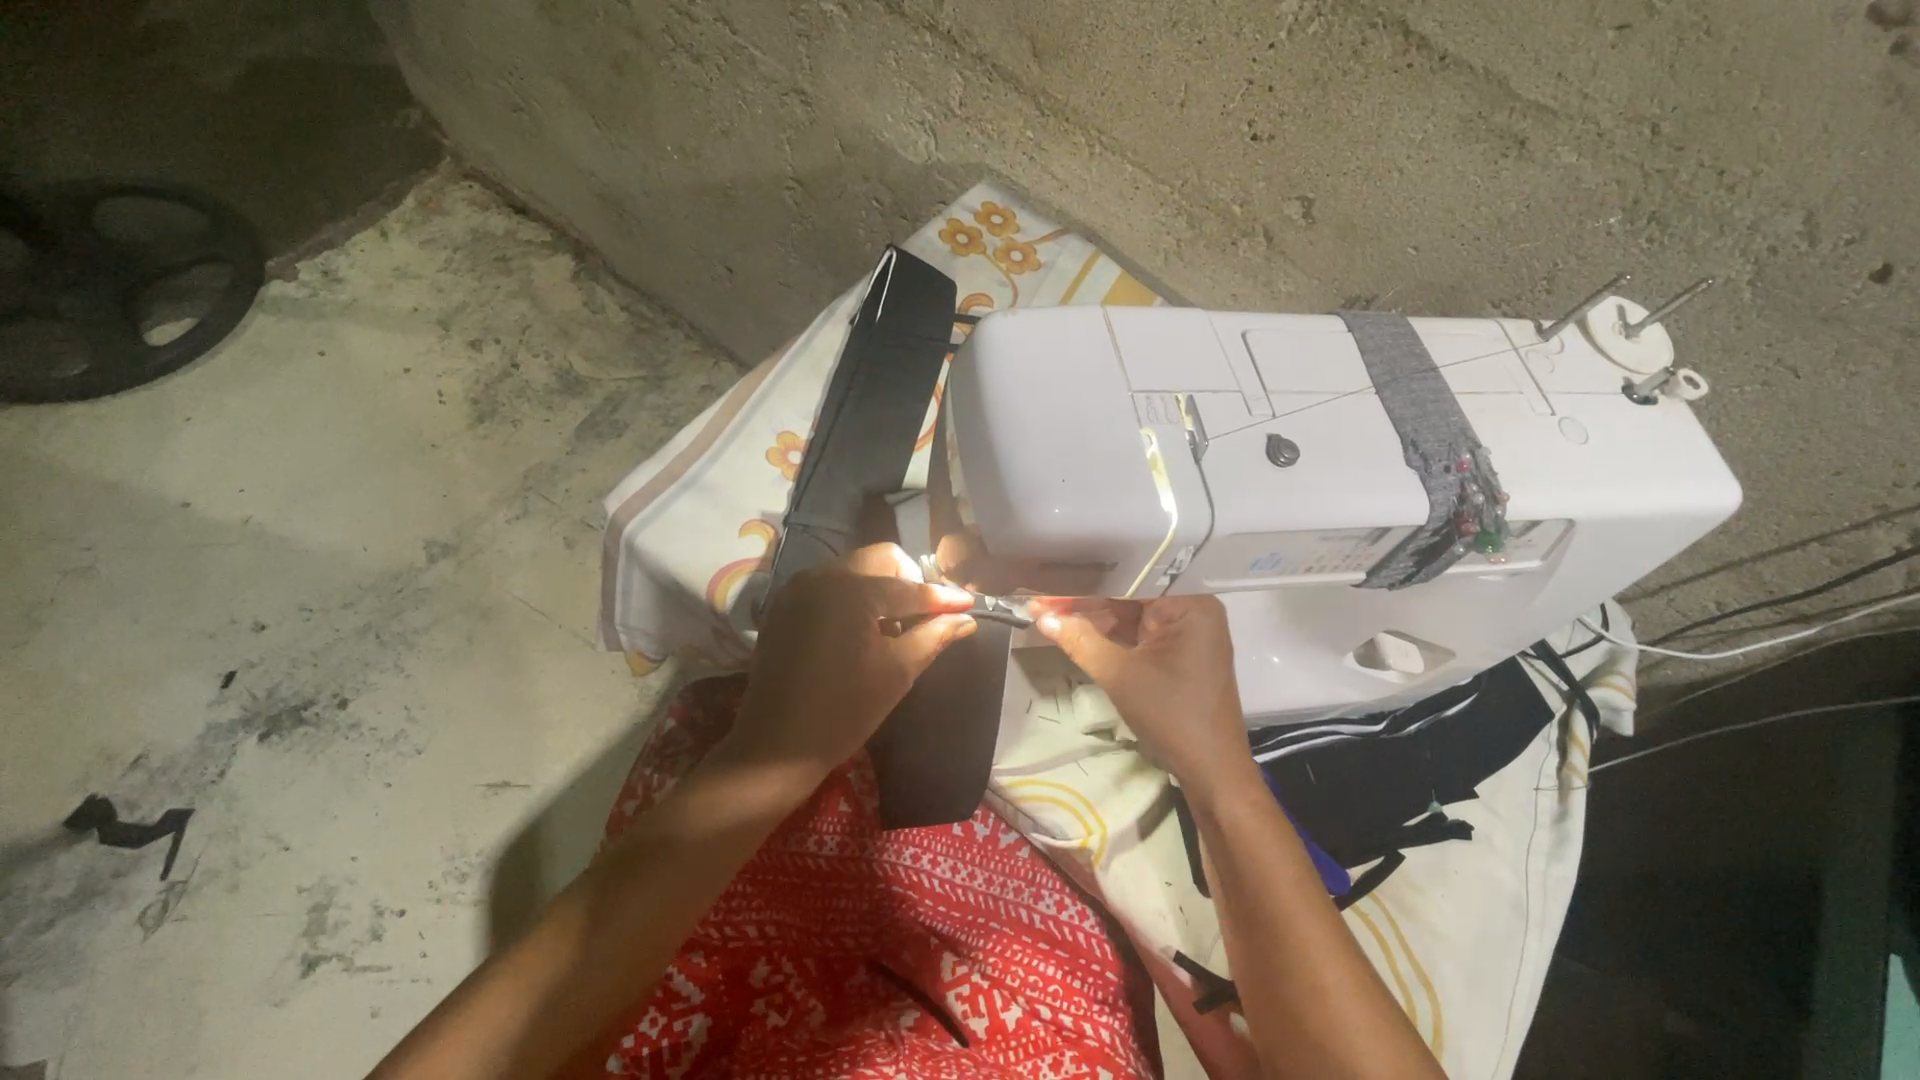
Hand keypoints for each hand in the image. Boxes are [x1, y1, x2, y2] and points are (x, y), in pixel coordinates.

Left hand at [731, 544, 976, 777]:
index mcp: (850, 590)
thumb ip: (934, 636)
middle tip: (923, 619)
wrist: (776, 747)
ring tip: (891, 632)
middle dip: (909, 583)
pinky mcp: (783, 607)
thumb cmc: (844, 711)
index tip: (969, 606)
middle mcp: (820, 576)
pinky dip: (852, 599)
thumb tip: (966, 619)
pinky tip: (860, 634)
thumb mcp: (897, 672)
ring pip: (854, 570)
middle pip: (880, 560)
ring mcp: (796, 589)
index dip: (942, 598)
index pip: (908, 587)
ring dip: (880, 590)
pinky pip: (829, 586)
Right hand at [1033, 595, 1254, 789]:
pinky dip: (1110, 633)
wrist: (1211, 769)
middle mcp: (1192, 607)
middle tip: (1039, 597)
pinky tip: (1075, 628)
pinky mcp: (1178, 649)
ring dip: (1093, 616)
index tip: (1048, 577)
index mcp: (1190, 603)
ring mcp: (1187, 629)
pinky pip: (1139, 631)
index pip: (1131, 577)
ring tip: (1047, 610)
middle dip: (1085, 598)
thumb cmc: (1172, 716)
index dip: (1086, 579)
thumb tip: (1041, 616)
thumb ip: (1080, 640)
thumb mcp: (1120, 676)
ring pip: (1131, 612)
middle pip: (1130, 592)